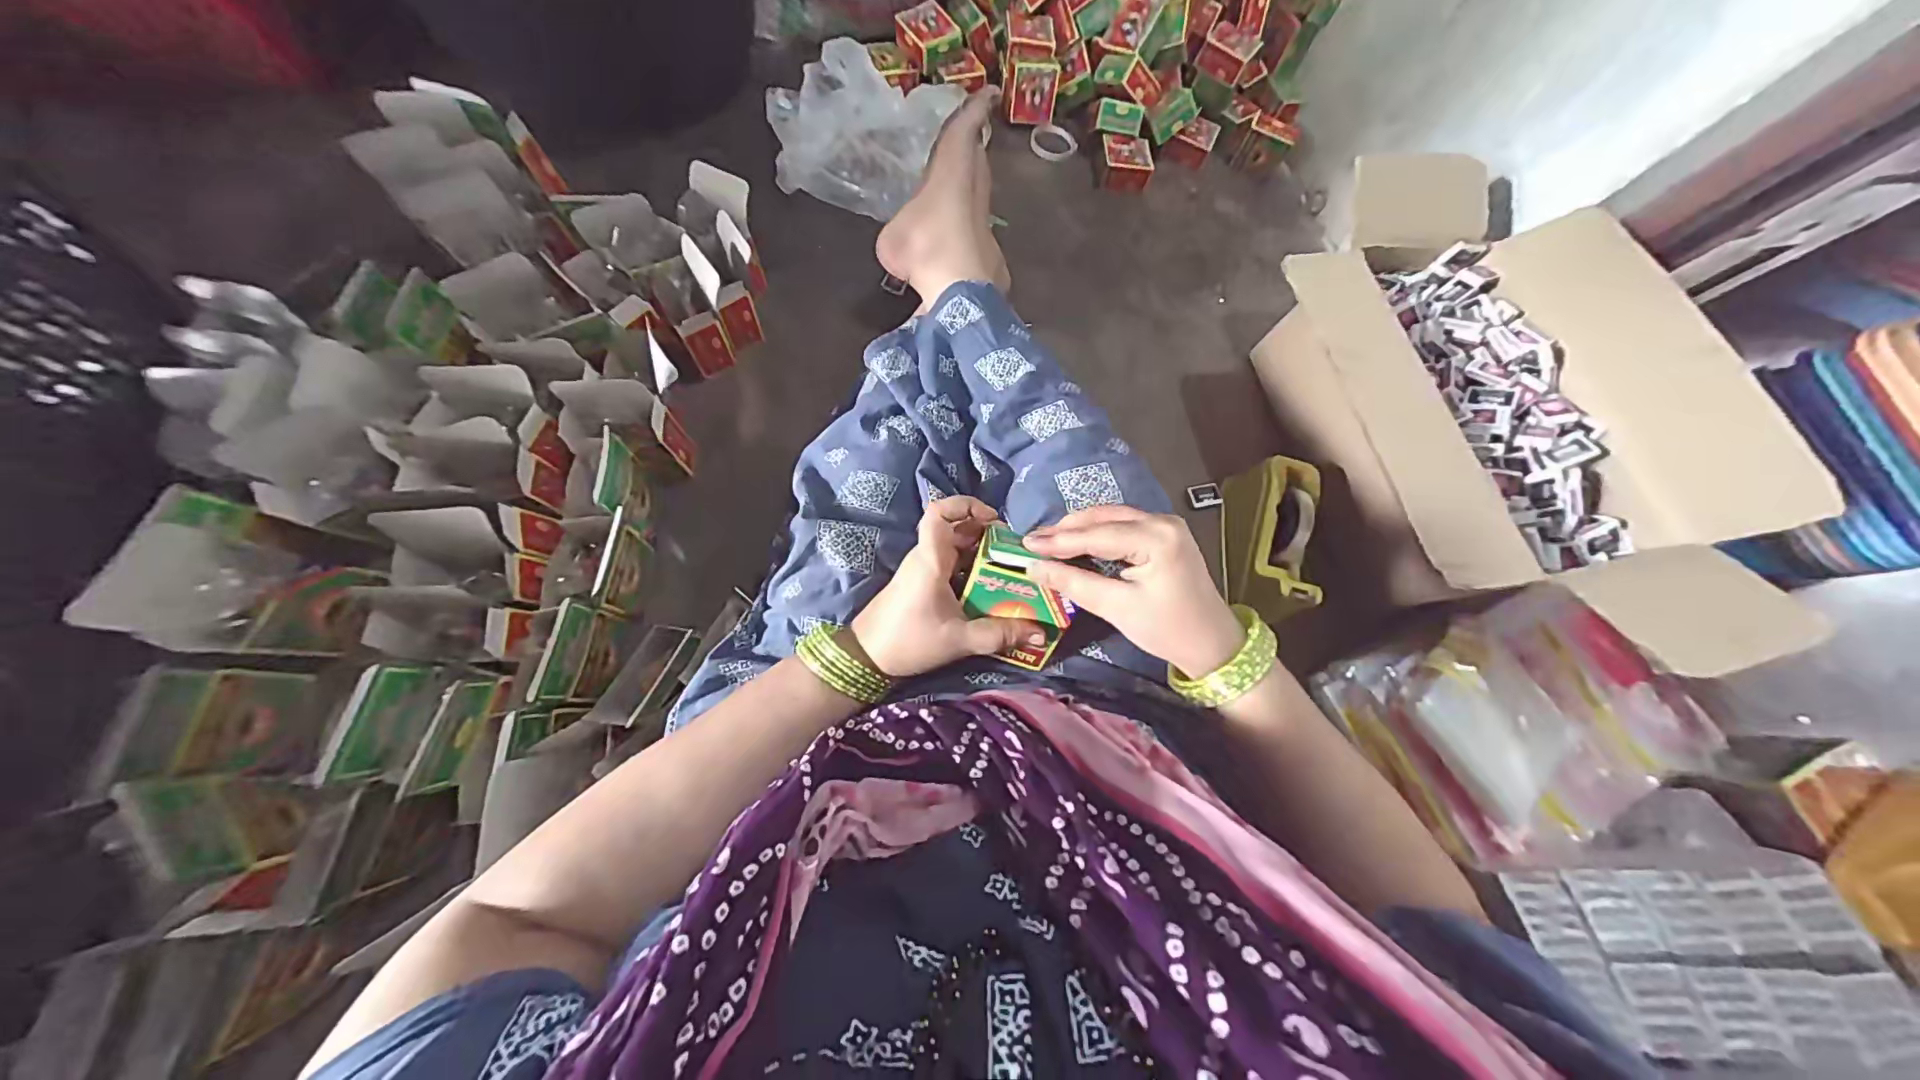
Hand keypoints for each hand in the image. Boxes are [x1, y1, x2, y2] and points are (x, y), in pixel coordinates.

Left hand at [849, 496, 1046, 678]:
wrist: (867, 658)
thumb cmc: (909, 640)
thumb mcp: (959, 639)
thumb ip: (999, 634)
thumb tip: (1039, 632)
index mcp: (930, 559)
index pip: (939, 512)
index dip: (965, 505)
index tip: (992, 520)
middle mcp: (925, 557)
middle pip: (955, 529)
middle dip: (984, 533)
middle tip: (1012, 551)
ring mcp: (921, 570)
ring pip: (953, 547)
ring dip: (978, 552)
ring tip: (1006, 569)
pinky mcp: (920, 585)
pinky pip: (948, 565)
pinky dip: (969, 568)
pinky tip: (987, 587)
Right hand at [874, 88, 1010, 307]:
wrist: (959, 292)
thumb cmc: (924, 248)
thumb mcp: (894, 239)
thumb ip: (901, 233)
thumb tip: (908, 250)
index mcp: (953, 172)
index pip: (965, 132)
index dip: (974, 112)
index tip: (987, 96)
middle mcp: (976, 196)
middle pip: (979, 165)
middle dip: (973, 153)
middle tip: (967, 146)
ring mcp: (988, 231)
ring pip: (980, 205)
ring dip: (969, 202)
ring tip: (953, 203)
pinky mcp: (993, 262)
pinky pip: (978, 243)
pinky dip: (967, 244)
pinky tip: (954, 258)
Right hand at [1023, 506, 1245, 677]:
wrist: (1213, 644)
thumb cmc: (1167, 629)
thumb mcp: (1117, 608)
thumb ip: (1074, 583)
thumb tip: (1033, 567)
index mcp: (1157, 537)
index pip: (1097, 534)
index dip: (1058, 540)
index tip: (1025, 543)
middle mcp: (1163, 521)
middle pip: (1103, 517)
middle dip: (1066, 529)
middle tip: (1032, 541)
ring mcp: (1166, 525)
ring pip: (1111, 518)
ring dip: (1079, 528)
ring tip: (1047, 541)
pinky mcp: (1165, 534)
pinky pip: (1123, 525)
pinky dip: (1097, 533)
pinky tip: (1076, 541)